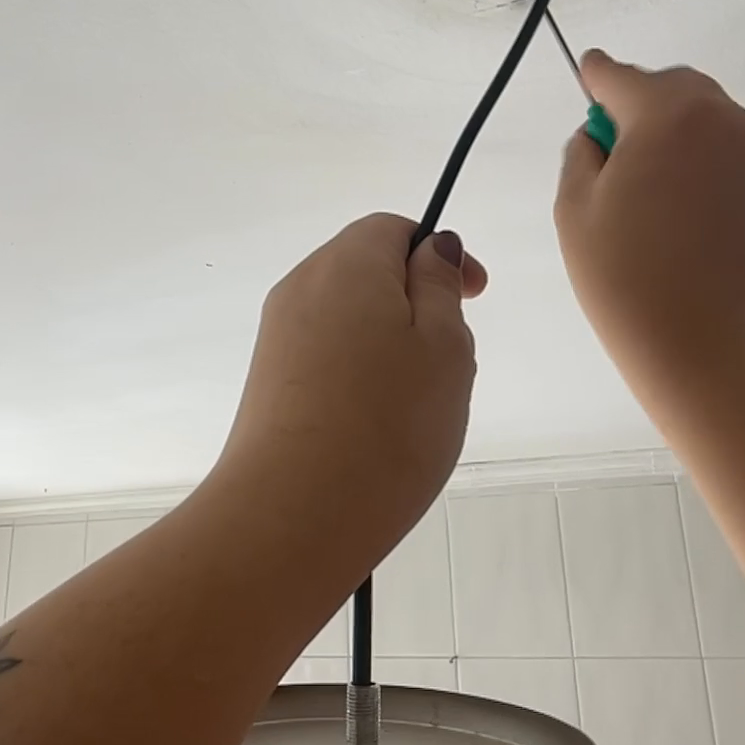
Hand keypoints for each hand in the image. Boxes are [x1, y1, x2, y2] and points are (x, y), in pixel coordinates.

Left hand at [216, 214, 487, 542]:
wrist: (293, 515)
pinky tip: (377, 425)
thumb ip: (440, 286)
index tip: (476, 296)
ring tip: (416, 404)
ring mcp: (277, 339)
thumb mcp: (444, 346)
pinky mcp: (268, 385)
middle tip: (450, 361)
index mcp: (346, 264)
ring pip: (349, 321)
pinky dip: (359, 375)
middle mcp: (301, 289)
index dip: (440, 254)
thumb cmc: (388, 424)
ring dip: (391, 345)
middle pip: (367, 273)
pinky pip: (326, 359)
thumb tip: (430, 248)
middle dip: (417, 303)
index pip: (393, 229)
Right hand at [555, 52, 744, 389]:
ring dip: (663, 130)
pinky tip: (666, 206)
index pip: (620, 76)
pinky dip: (687, 157)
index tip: (584, 72)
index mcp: (669, 113)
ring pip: (696, 116)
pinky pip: (715, 148)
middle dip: (633, 104)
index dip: (594, 76)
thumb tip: (600, 136)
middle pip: (668, 87)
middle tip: (604, 155)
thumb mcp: (574, 209)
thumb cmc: (625, 276)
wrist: (703, 343)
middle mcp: (721, 117)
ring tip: (635, 189)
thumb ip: (581, 153)